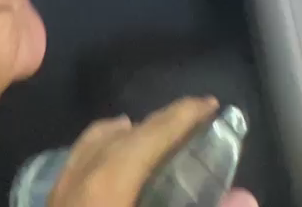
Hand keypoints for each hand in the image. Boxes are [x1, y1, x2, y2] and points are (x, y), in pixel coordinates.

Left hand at [47, 97, 255, 206]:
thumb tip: (246, 197)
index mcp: (106, 188)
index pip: (149, 136)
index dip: (182, 116)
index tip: (211, 104)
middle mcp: (75, 184)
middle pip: (117, 137)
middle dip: (156, 124)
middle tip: (192, 121)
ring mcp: (55, 199)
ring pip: (88, 150)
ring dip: (123, 137)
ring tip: (151, 135)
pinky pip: (73, 170)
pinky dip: (97, 156)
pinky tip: (108, 170)